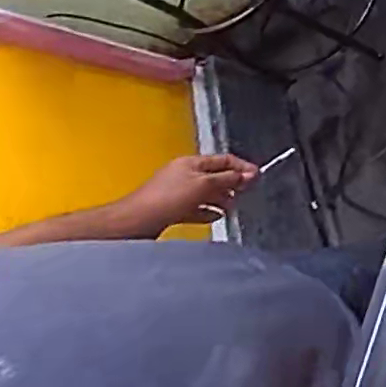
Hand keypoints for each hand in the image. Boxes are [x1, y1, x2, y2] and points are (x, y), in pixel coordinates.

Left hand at [110, 154, 257, 236]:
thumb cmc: (162, 201)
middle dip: (232, 183)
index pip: (224, 159)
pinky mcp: (168, 210)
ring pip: (205, 192)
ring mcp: (175, 193)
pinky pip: (194, 207)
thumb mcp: (204, 185)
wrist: (129, 227)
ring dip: (221, 198)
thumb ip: (229, 179)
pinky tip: (214, 216)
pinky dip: (206, 211)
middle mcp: (183, 175)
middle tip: (246, 191)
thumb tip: (249, 175)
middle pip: (215, 176)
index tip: (256, 176)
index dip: (242, 167)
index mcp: (191, 163)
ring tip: (233, 206)